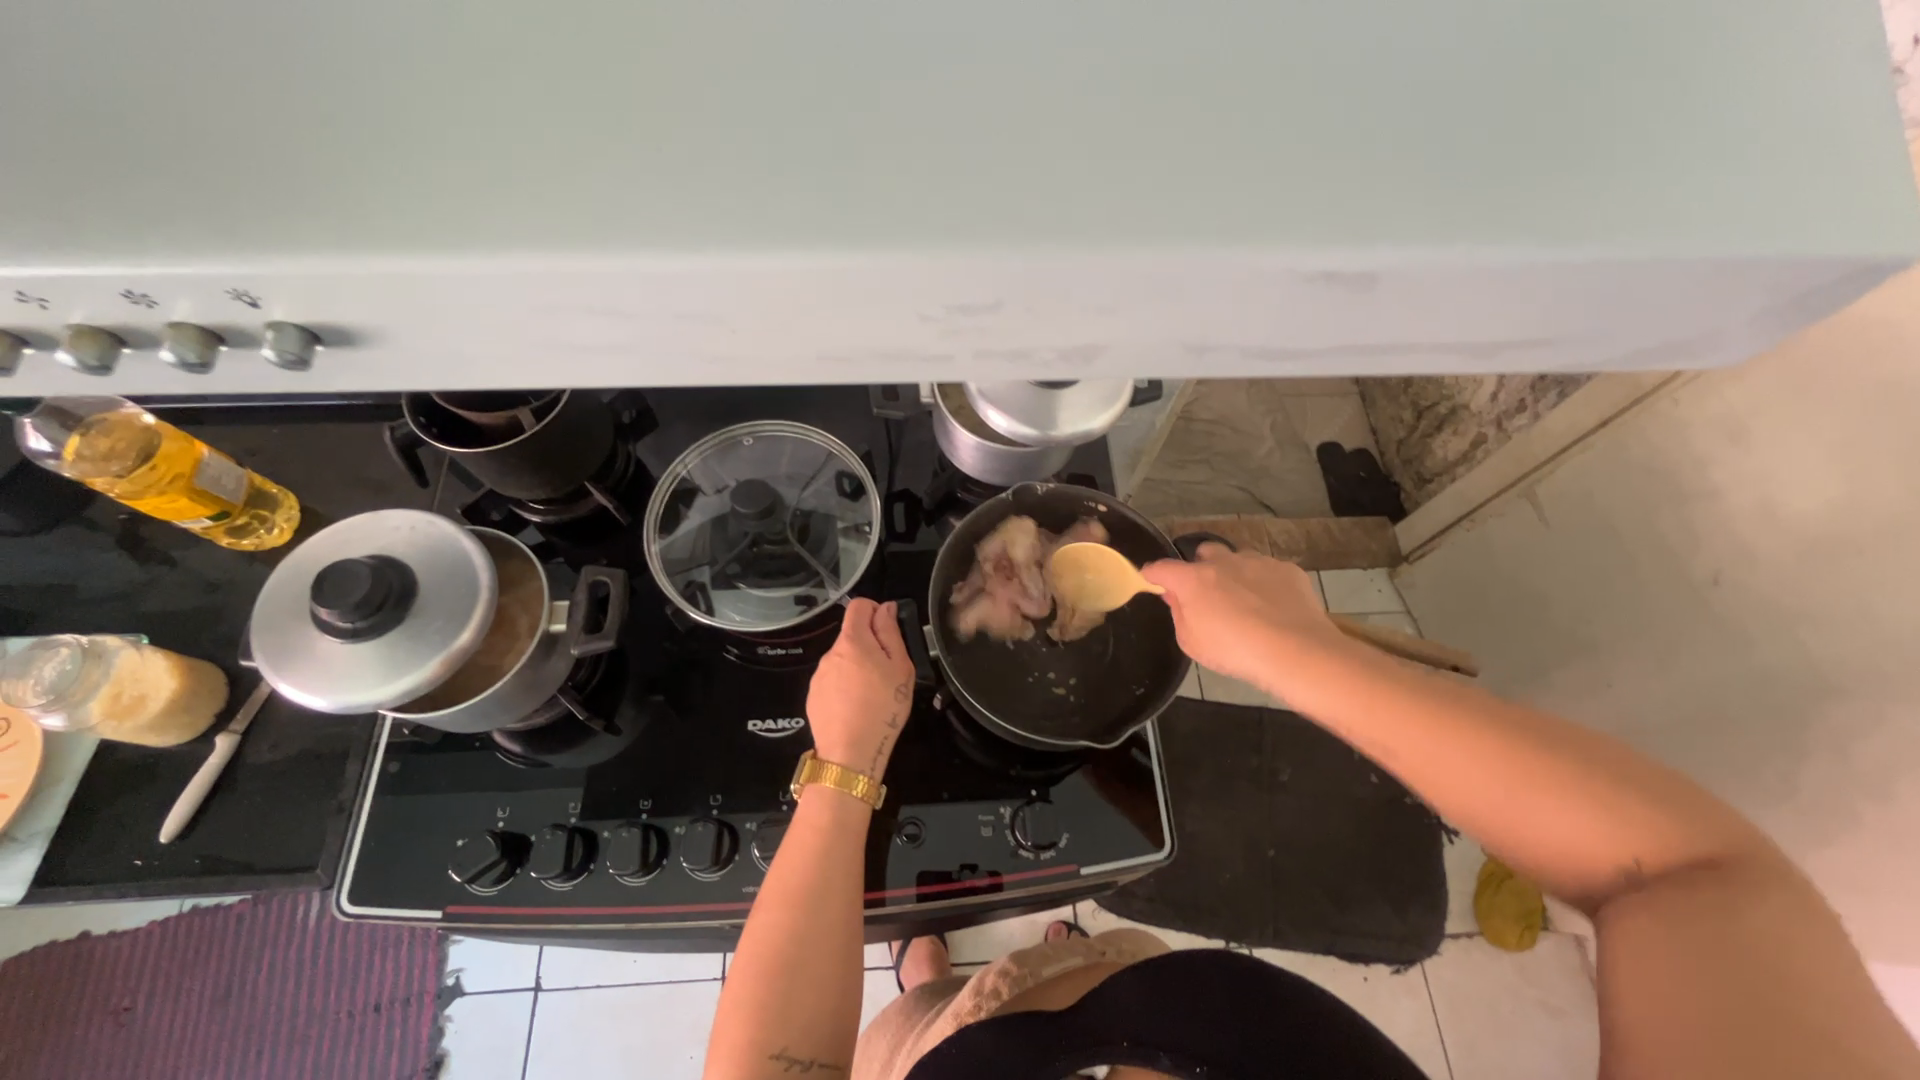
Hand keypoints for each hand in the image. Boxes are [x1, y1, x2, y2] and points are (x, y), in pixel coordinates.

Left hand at [806, 598, 915, 779]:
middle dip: (870, 646)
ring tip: (872, 695)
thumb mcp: (900, 668)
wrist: (850, 753)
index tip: (889, 633)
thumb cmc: (883, 708)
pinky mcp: (813, 696)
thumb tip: (886, 608)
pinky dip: (844, 686)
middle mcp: (830, 653)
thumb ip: (891, 633)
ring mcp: (819, 675)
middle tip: (887, 673)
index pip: (859, 605)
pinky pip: (832, 681)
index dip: (876, 612)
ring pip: (842, 660)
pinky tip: (856, 707)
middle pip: (851, 635)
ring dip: (857, 667)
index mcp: (852, 641)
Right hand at [1140, 544, 1346, 686]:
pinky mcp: (1287, 569)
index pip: (1162, 568)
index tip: (1151, 579)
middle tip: (1207, 592)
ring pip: (1239, 558)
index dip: (1153, 574)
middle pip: (1204, 552)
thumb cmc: (1233, 651)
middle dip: (1201, 566)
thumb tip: (1175, 597)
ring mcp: (1258, 562)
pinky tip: (1274, 607)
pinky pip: (1269, 570)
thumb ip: (1179, 614)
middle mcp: (1224, 562)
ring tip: (1246, 601)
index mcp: (1194, 580)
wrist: (1294, 651)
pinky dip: (1265, 584)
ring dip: (1235, 573)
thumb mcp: (1191, 642)